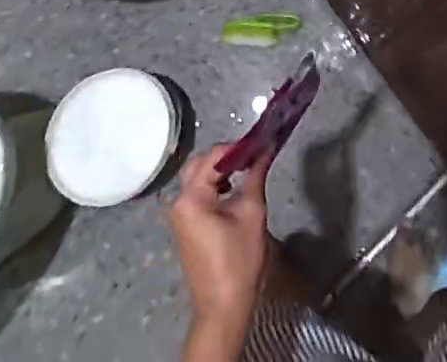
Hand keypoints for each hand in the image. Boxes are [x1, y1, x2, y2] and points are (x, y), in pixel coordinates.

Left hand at [170, 143, 271, 326]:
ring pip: (199, 178)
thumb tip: (267, 148)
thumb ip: (256, 175)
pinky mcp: (187, 225)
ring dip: (222, 169)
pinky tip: (236, 187)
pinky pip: (199, 193)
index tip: (261, 142)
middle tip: (254, 153)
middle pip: (200, 164)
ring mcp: (180, 215)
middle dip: (227, 155)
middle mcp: (179, 203)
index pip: (213, 157)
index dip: (238, 146)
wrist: (224, 305)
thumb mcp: (252, 212)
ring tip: (249, 166)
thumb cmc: (239, 259)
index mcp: (191, 198)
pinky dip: (217, 184)